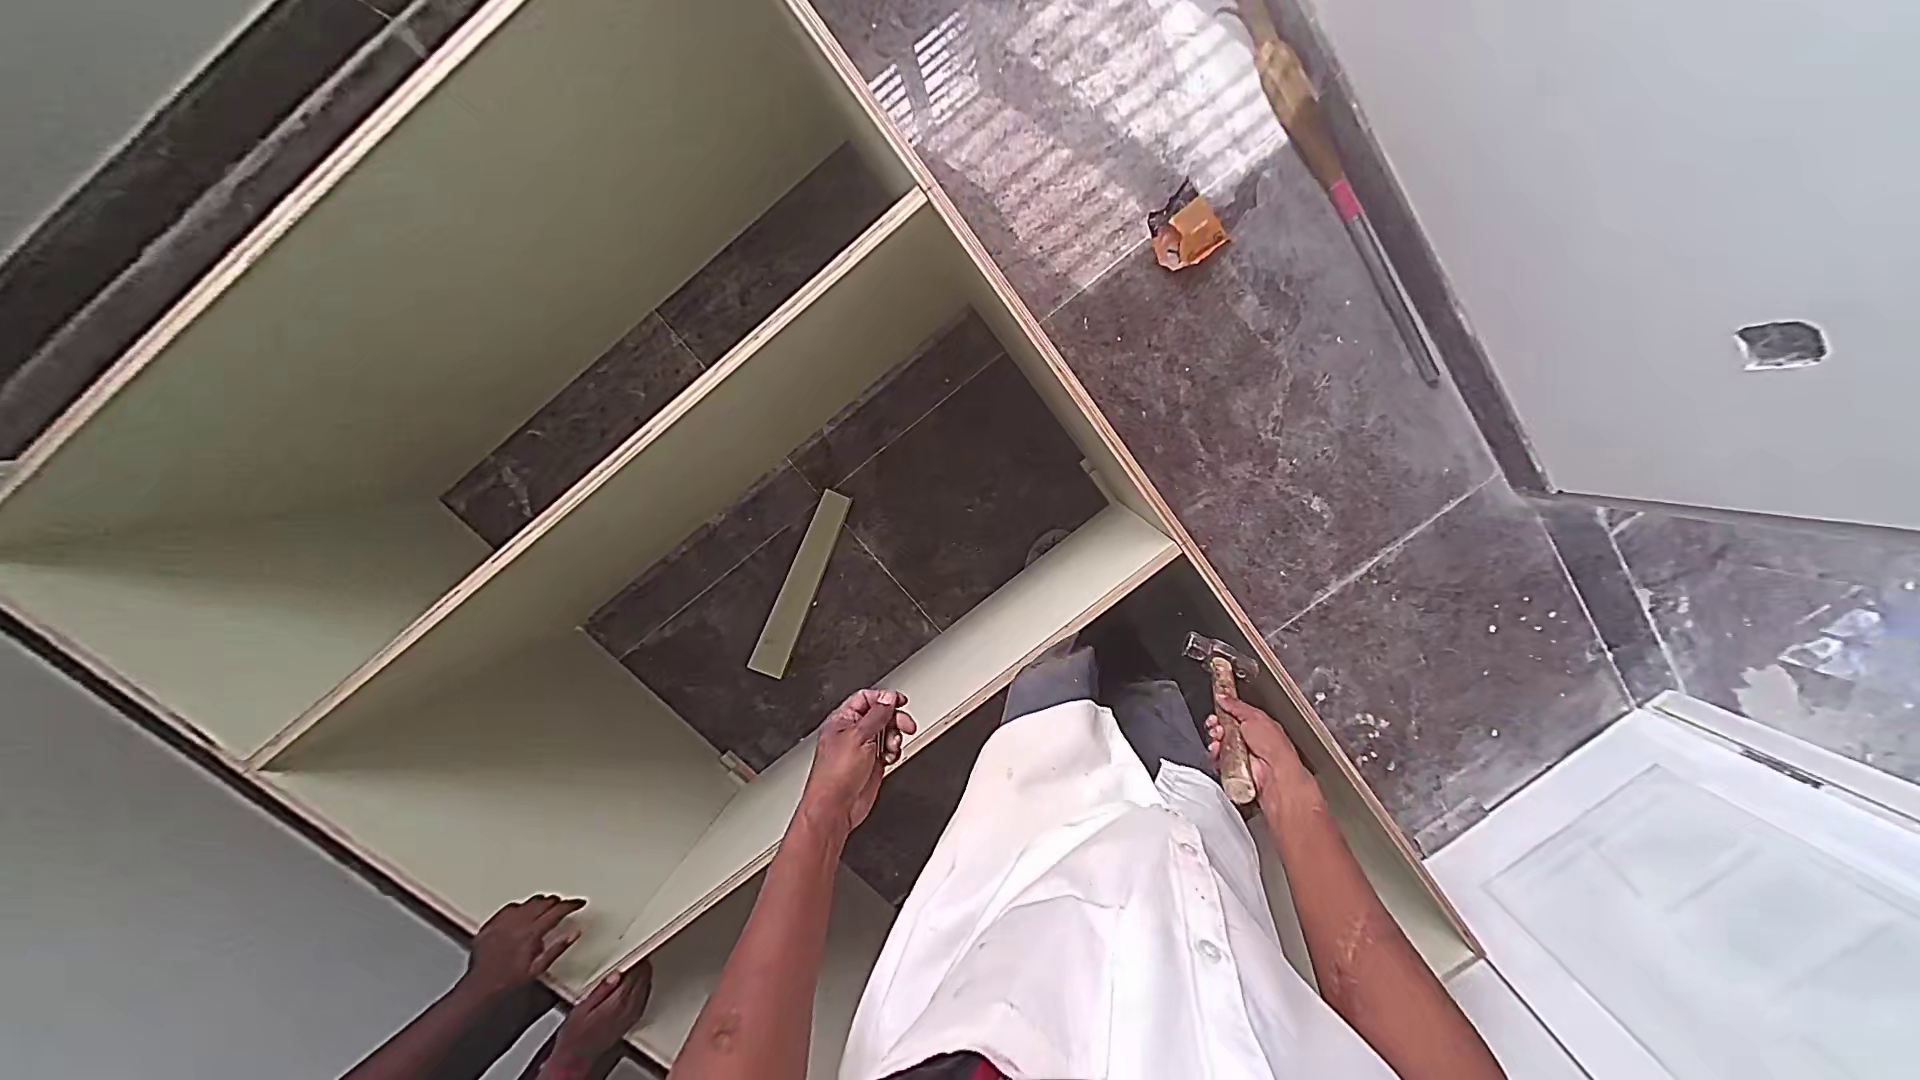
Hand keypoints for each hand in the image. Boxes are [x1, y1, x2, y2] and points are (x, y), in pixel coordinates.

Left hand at [458, 895, 584, 999]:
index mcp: (531, 933)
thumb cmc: (508, 982)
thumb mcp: (538, 969)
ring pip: (527, 902)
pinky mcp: (489, 926)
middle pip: (543, 902)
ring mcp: (501, 924)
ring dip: (539, 903)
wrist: (479, 990)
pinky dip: (518, 908)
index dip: (571, 904)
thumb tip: (574, 934)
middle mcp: (517, 924)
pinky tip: (521, 913)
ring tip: (544, 908)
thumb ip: (558, 948)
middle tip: (562, 907)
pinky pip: (508, 908)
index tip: (578, 903)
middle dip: (556, 903)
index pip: (558, 910)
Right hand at [543, 962, 652, 1075]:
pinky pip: (644, 995)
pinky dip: (641, 985)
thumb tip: (615, 973)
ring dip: (642, 974)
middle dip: (641, 964)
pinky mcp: (633, 1019)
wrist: (574, 1061)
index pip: (638, 972)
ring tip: (632, 966)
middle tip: (633, 955)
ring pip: (647, 984)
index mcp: (619, 1002)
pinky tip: (633, 982)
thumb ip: (601, 989)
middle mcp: (630, 1008)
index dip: (637, 958)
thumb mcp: (581, 1009)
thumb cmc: (574, 1038)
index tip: (634, 949)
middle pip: (645, 976)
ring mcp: (634, 1014)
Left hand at [798, 688, 916, 836]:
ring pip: (887, 732)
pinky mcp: (871, 763)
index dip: (884, 697)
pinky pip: (889, 749)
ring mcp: (862, 748)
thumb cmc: (834, 775)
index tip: (900, 701)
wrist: (835, 808)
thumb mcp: (859, 736)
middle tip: (905, 725)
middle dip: (895, 718)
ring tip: (892, 746)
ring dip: (895, 737)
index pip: (866, 698)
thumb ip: (877, 715)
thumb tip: (888, 698)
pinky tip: (889, 757)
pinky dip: (893, 752)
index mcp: (842, 719)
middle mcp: (851, 732)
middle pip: (880, 714)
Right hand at [1206, 698, 1310, 802]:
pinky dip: (1214, 753)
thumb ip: (1236, 705)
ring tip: (1220, 738)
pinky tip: (1218, 750)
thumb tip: (1222, 696)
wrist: (1275, 773)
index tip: (1217, 709)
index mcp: (1255, 725)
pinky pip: (1215, 758)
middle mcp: (1247, 740)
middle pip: (1221, 728)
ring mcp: (1239, 754)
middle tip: (1217, 726)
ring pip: (1217, 742)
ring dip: (1215, 739)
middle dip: (1216, 725)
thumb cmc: (1273, 746)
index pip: (1232, 715)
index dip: (1222, 711)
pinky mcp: (1231, 767)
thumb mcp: (1255, 716)